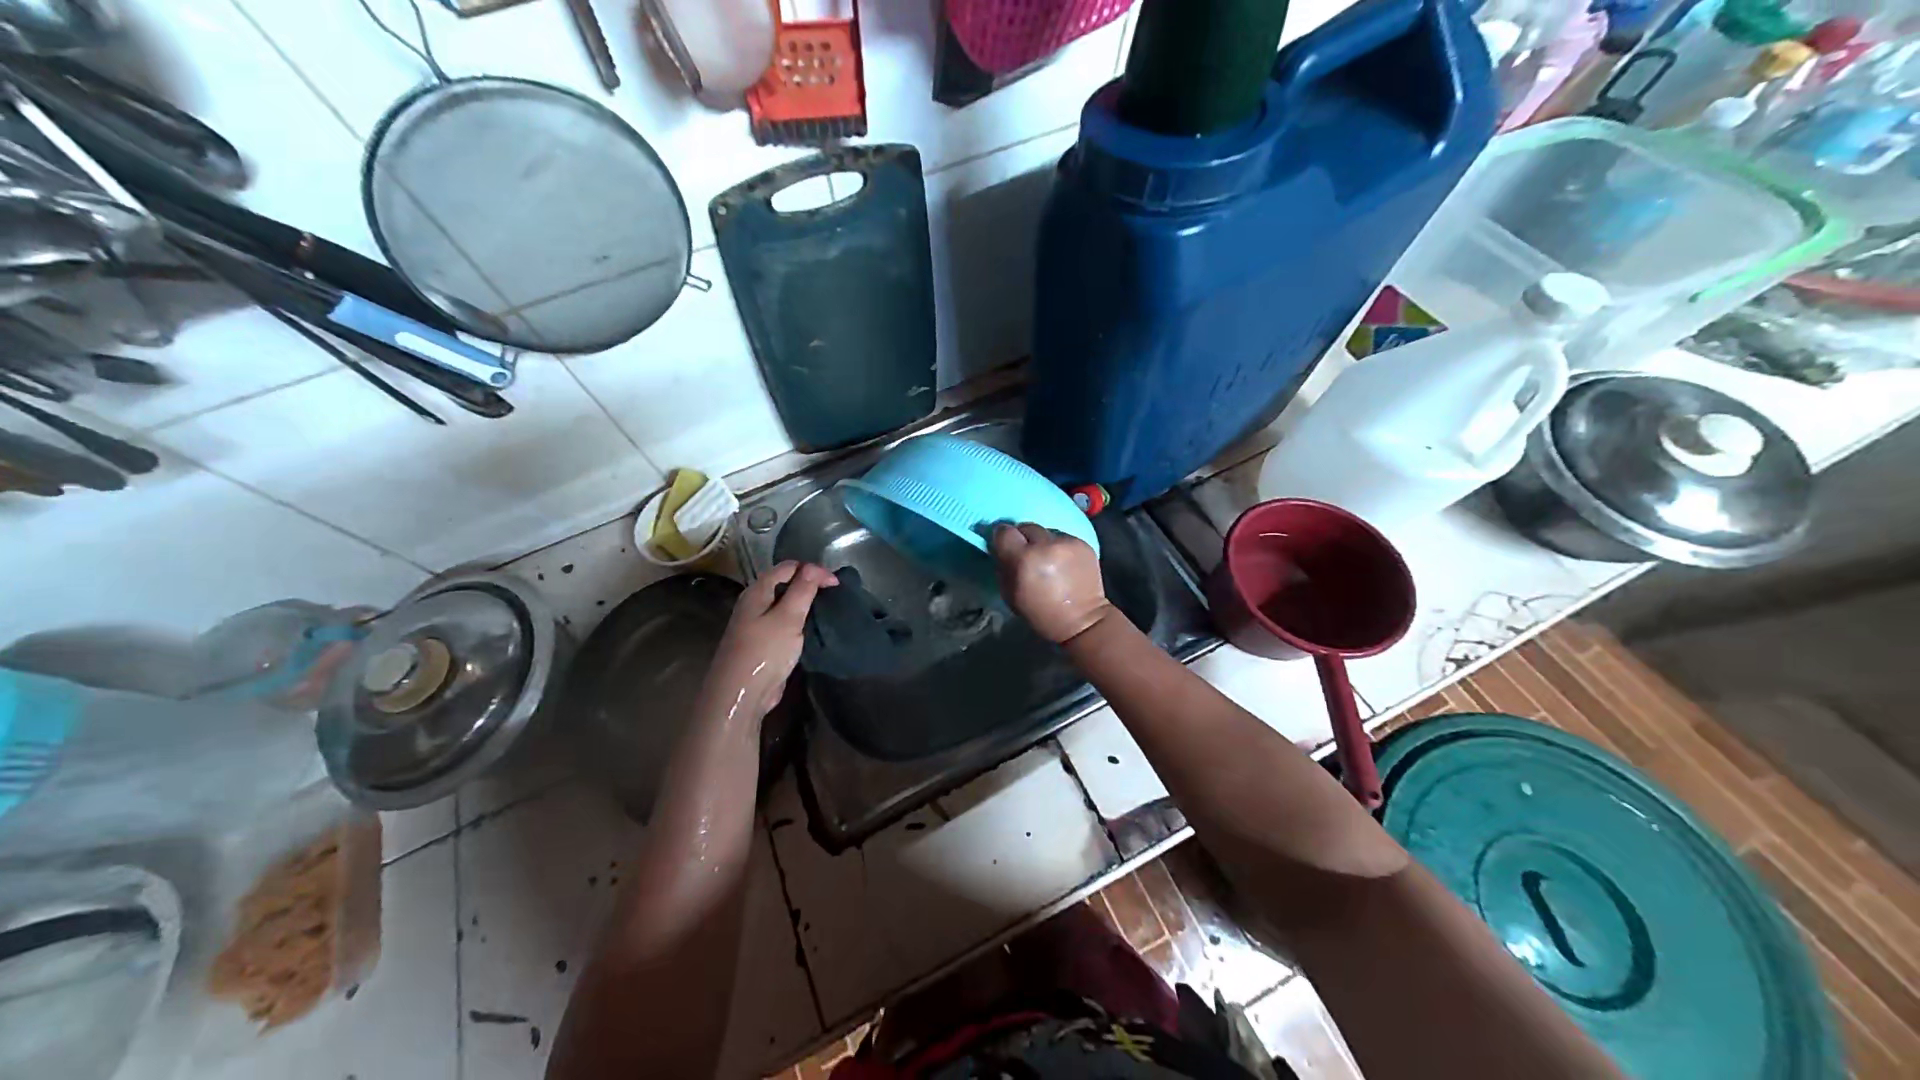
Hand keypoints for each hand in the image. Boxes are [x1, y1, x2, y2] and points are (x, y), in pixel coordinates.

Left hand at [704, 561, 837, 718]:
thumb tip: (814, 567)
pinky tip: (810, 629)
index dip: (812, 570)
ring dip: (804, 603)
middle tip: (834, 594)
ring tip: (827, 609)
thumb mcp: (788, 618)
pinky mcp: (761, 643)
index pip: (788, 567)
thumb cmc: (764, 652)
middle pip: (784, 583)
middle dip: (809, 584)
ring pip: (783, 604)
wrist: (740, 694)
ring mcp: (755, 624)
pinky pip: (782, 623)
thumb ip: (802, 590)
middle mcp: (753, 604)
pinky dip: (798, 621)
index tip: (836, 583)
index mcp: (757, 592)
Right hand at [989, 524, 1114, 644]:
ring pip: (1046, 532)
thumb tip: (1001, 550)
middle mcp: (1046, 545)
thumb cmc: (1040, 613)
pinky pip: (1063, 537)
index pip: (1004, 532)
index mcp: (1024, 559)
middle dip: (1024, 539)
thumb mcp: (1010, 595)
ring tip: (1048, 560)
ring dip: (1043, 543)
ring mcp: (1068, 542)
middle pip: (1026, 527)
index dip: (1003, 539)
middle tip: (1028, 555)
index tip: (1005, 547)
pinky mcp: (1084, 543)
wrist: (1082, 621)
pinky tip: (1064, 563)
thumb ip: (1003, 567)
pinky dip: (1060, 547)